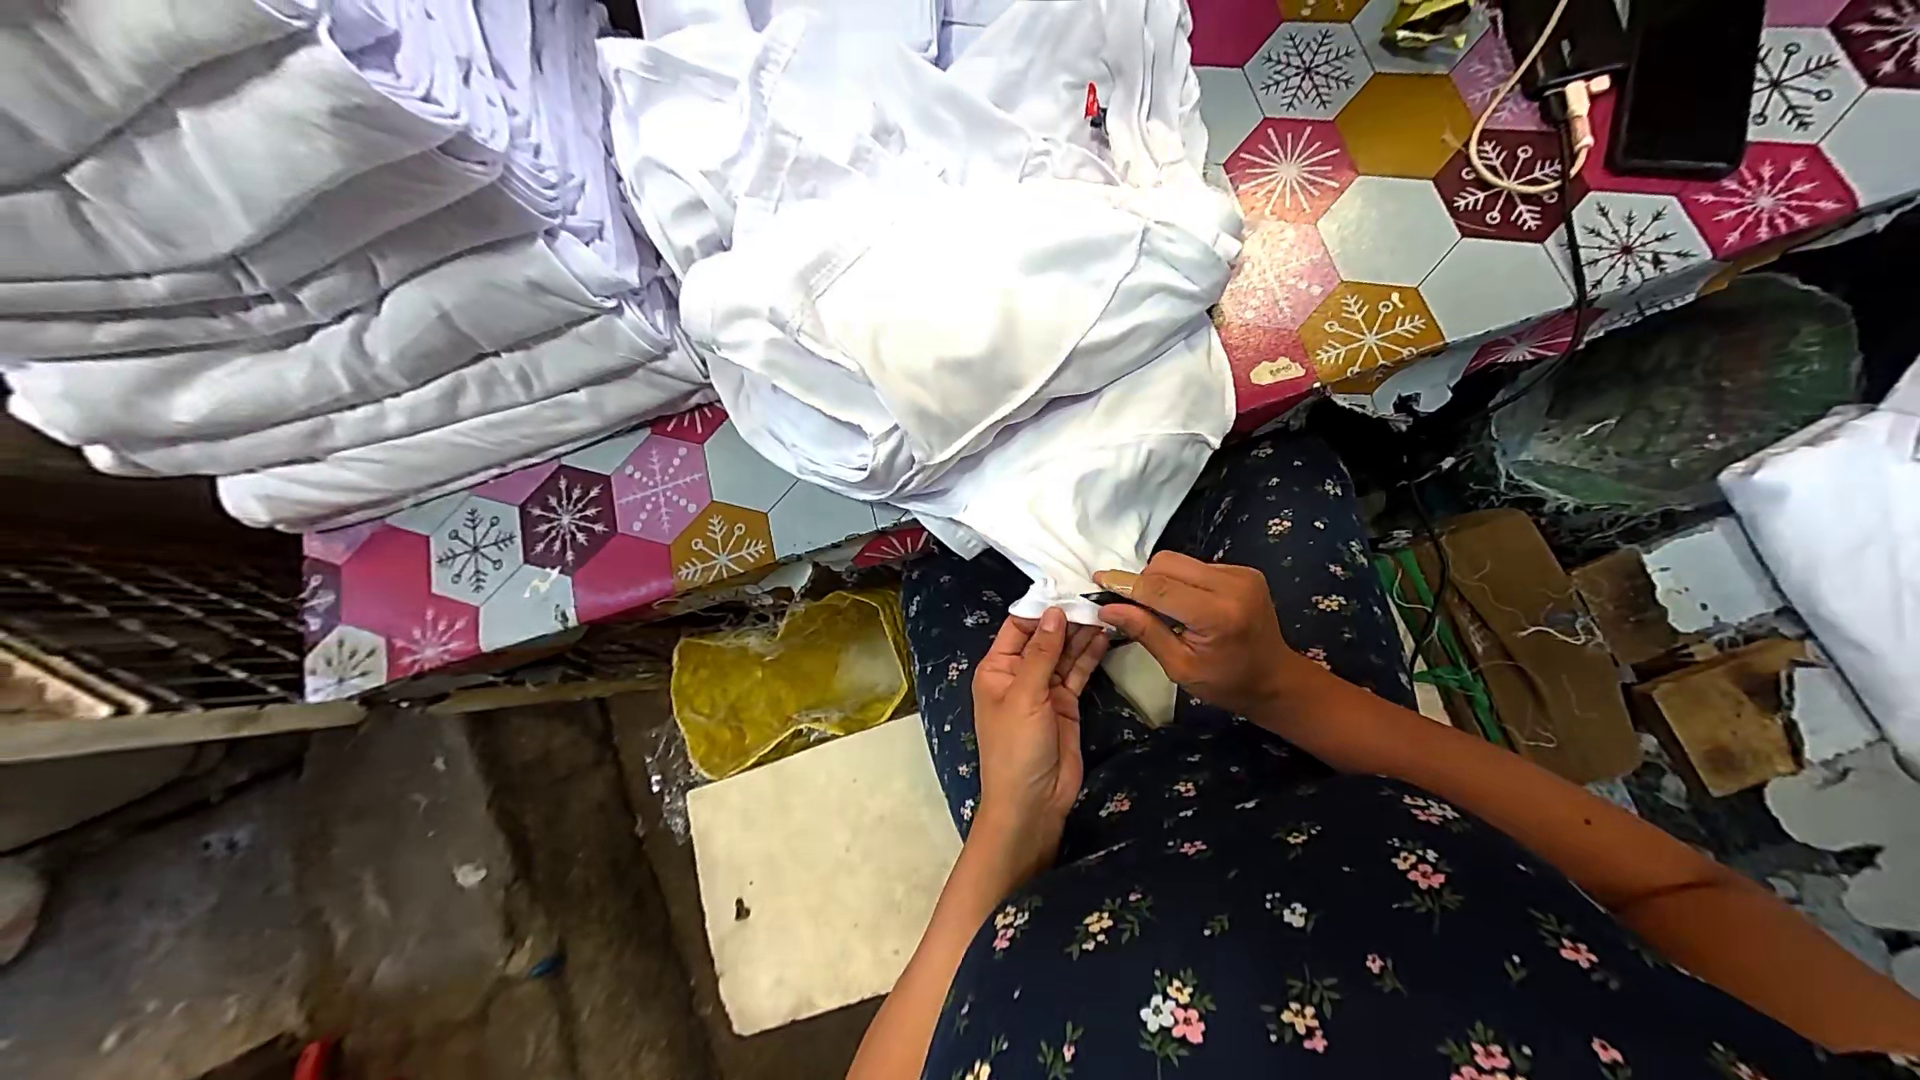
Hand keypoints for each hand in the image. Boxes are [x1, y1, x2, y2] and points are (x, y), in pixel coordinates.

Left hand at [969, 608, 1107, 877]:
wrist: (1032, 802)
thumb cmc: (1016, 747)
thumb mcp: (1025, 695)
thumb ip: (1041, 653)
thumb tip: (1053, 612)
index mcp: (997, 668)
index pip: (1018, 626)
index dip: (1041, 608)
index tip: (1067, 588)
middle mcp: (1019, 673)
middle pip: (1044, 637)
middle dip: (1066, 619)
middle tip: (1095, 596)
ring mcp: (1044, 688)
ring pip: (1064, 653)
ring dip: (1082, 634)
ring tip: (1105, 610)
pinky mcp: (1066, 703)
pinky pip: (1077, 672)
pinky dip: (1090, 655)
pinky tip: (1105, 635)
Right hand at [1094, 551, 1311, 716]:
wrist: (1276, 679)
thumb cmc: (1227, 683)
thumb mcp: (1180, 667)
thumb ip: (1145, 632)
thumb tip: (1108, 608)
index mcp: (1217, 615)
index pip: (1158, 588)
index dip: (1125, 584)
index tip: (1098, 581)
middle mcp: (1232, 585)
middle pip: (1166, 564)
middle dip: (1142, 582)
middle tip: (1134, 607)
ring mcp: (1240, 574)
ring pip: (1178, 561)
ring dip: (1160, 580)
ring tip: (1163, 610)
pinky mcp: (1242, 570)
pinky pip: (1194, 566)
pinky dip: (1180, 581)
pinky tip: (1186, 605)